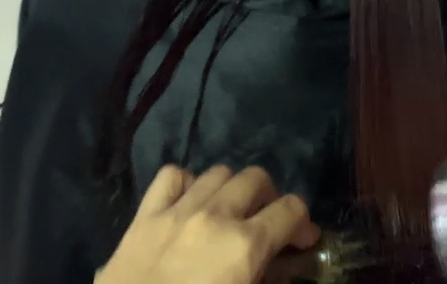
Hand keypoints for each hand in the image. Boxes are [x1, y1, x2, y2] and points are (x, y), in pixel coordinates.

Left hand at [97, 165, 320, 283]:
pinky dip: (187, 184)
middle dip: (270, 199)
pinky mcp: (143, 217)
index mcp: (245, 246)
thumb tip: (282, 271)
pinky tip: (189, 205)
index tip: (304, 243)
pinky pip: (172, 177)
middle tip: (267, 227)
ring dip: (231, 190)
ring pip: (218, 173)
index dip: (303, 224)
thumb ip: (268, 283)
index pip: (291, 209)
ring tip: (229, 216)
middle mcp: (216, 216)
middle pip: (257, 178)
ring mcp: (177, 211)